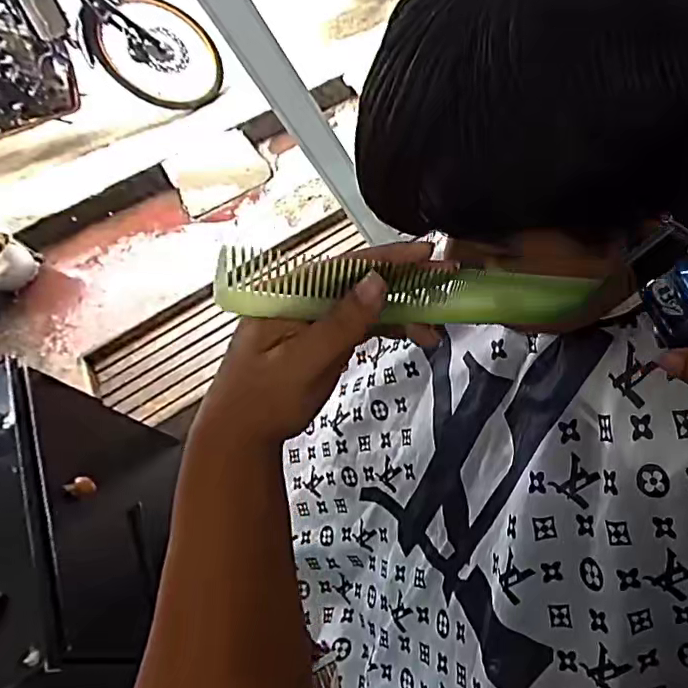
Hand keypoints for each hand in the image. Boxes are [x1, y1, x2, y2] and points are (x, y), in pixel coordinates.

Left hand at [193, 241, 440, 450]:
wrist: (243, 435)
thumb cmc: (262, 401)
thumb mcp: (303, 362)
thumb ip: (341, 323)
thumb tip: (377, 282)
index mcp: (286, 293)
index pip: (344, 266)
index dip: (388, 257)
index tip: (425, 252)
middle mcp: (302, 297)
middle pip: (361, 279)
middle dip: (405, 280)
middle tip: (444, 277)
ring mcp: (316, 316)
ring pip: (369, 301)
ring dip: (405, 308)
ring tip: (435, 322)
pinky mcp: (328, 335)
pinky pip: (366, 321)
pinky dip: (394, 325)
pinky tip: (417, 332)